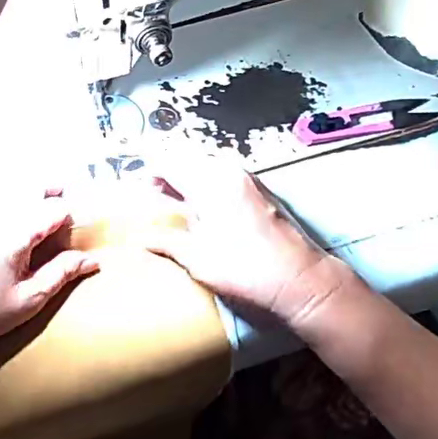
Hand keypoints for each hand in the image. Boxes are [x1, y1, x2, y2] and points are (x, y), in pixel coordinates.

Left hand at [0, 193, 99, 359]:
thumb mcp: (29, 300)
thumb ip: (61, 273)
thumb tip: (92, 259)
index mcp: (13, 234)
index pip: (53, 208)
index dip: (69, 218)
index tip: (74, 234)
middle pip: (32, 184)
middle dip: (54, 190)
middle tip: (68, 206)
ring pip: (13, 184)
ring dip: (34, 189)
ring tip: (47, 206)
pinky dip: (14, 195)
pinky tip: (20, 215)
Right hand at [139, 157, 358, 331]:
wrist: (300, 280)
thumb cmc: (246, 269)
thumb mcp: (197, 259)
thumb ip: (166, 242)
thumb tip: (141, 238)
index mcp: (209, 181)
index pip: (169, 162)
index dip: (149, 170)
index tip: (137, 180)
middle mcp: (229, 171)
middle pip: (189, 158)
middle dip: (168, 171)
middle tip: (153, 190)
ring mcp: (248, 179)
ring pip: (208, 165)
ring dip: (189, 176)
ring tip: (175, 198)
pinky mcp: (260, 191)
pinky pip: (224, 174)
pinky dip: (207, 182)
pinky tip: (203, 205)